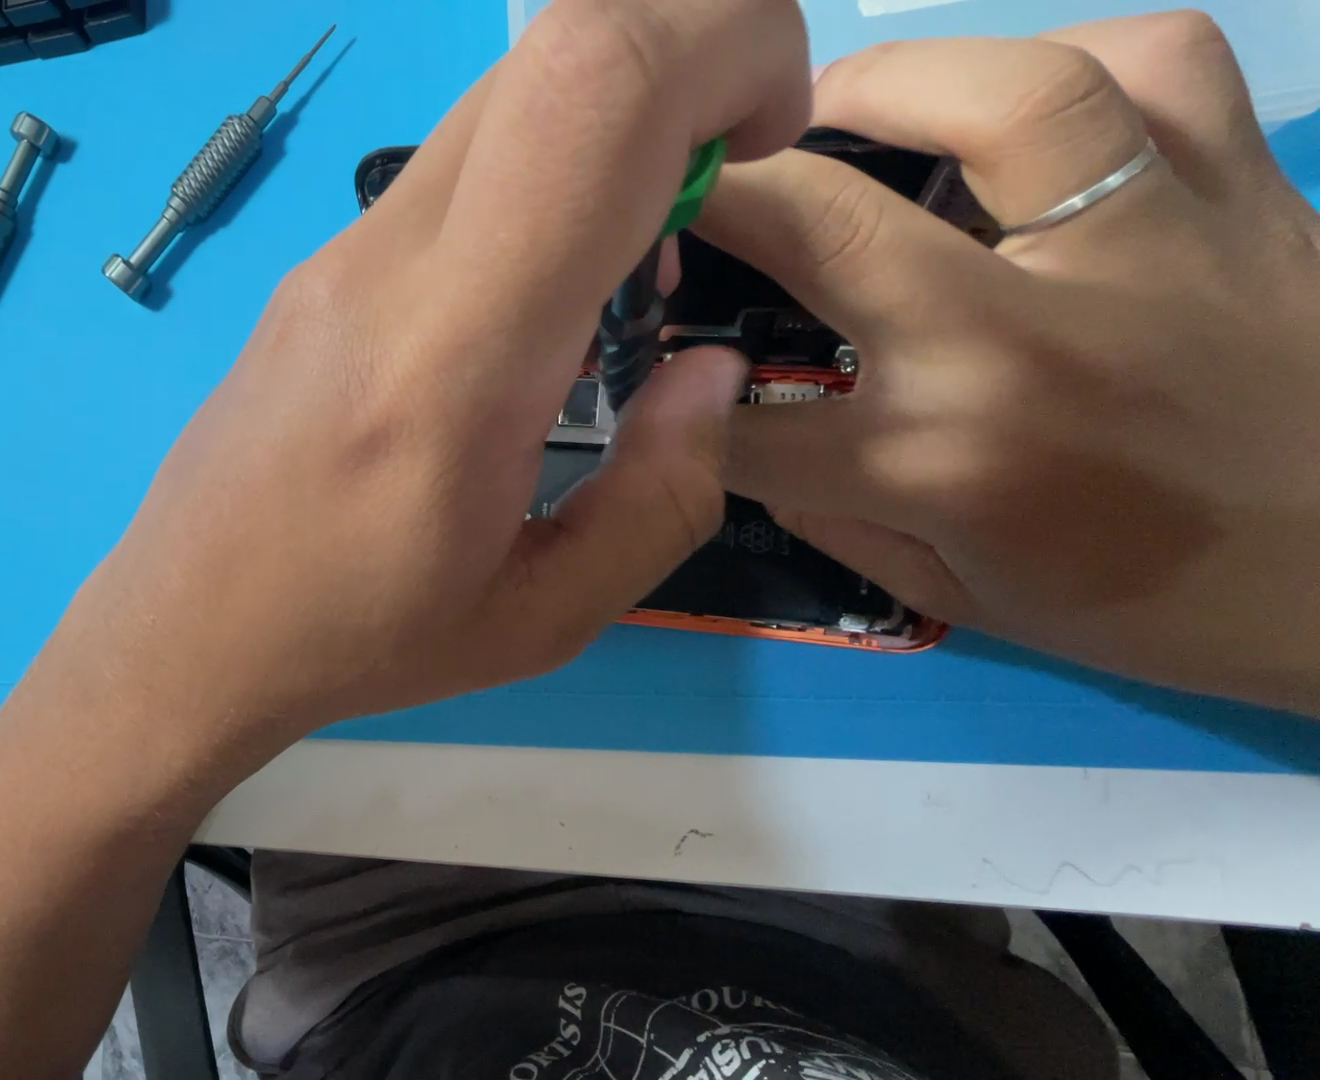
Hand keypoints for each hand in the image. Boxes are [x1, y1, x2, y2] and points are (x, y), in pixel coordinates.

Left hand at [31, 0, 812, 757]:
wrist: (188, 628)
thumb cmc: (356, 639)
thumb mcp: (540, 619)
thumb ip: (661, 498)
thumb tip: (710, 372)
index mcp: (453, 358)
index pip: (593, 96)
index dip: (726, 48)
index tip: (772, 135)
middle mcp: (385, 268)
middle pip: (552, 54)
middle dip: (684, 66)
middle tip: (709, 200)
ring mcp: (336, 258)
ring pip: (500, 104)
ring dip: (606, 140)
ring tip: (620, 286)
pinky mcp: (315, 271)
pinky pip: (450, 173)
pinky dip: (537, 188)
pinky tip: (533, 312)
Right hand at [696, 13, 1319, 714]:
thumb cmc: (1137, 603)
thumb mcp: (945, 594)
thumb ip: (828, 513)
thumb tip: (748, 436)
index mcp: (938, 461)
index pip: (742, 424)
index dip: (681, 411)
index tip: (665, 393)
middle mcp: (1017, 340)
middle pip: (820, 226)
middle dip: (715, 200)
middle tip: (676, 187)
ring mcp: (1142, 251)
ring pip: (1002, 95)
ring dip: (880, 87)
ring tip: (826, 110)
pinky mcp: (1242, 197)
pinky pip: (1156, 67)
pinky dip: (1064, 64)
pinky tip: (1008, 108)